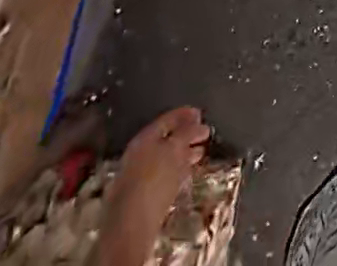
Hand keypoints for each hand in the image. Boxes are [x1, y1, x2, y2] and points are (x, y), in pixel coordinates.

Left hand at [99, 108, 211, 265]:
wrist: (132, 224)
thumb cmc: (155, 180)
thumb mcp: (175, 149)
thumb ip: (187, 132)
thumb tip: (198, 123)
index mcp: (144, 139)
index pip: (167, 119)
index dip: (185, 114)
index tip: (201, 113)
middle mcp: (137, 154)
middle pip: (165, 138)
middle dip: (186, 134)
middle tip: (204, 132)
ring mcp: (137, 174)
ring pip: (165, 156)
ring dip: (183, 153)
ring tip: (200, 152)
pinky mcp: (141, 194)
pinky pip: (163, 172)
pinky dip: (177, 168)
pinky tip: (186, 173)